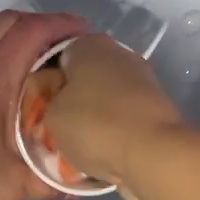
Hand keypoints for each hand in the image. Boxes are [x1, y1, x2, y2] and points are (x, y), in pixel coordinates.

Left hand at [0, 10, 89, 199]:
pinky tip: (8, 87)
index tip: (84, 32)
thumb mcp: (16, 185)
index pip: (28, 33)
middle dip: (39, 25)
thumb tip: (79, 186)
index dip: (59, 25)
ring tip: (41, 64)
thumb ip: (52, 180)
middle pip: (5, 24)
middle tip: (66, 43)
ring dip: (15, 42)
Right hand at [42, 34, 188, 199]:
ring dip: (95, 119)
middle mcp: (119, 54)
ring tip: (81, 146)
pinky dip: (115, 132)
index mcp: (90, 45)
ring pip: (107, 100)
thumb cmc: (93, 126)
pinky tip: (104, 152)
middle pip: (86, 78)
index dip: (49, 84)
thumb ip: (48, 105)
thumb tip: (58, 105)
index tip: (43, 109)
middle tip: (60, 129)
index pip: (60, 58)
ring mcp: (142, 81)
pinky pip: (124, 119)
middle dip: (74, 101)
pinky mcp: (156, 109)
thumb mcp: (51, 116)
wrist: (150, 153)